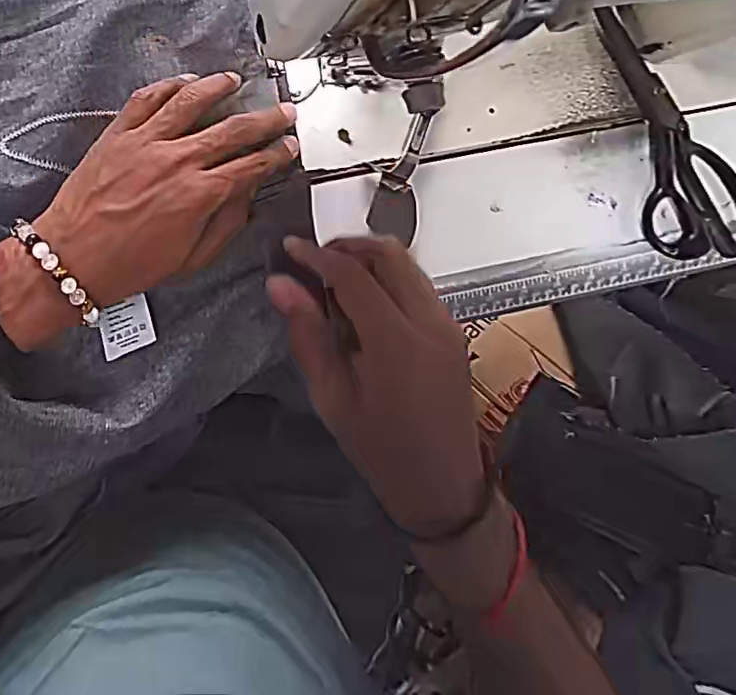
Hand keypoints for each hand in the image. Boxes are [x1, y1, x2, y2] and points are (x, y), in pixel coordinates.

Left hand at [0, 72, 297, 349]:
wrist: (73, 259)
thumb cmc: (127, 264)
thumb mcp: (190, 258)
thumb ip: (225, 224)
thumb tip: (247, 197)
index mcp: (198, 195)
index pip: (251, 164)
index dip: (276, 153)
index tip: (287, 147)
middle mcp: (175, 162)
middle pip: (233, 128)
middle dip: (265, 118)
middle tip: (280, 112)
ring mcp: (144, 143)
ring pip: (191, 101)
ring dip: (218, 87)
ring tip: (234, 81)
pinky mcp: (118, 135)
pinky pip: (147, 100)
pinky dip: (168, 86)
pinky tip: (183, 83)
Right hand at [268, 236, 487, 536]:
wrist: (445, 488)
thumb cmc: (382, 449)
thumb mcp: (331, 396)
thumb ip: (307, 333)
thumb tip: (280, 285)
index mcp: (395, 342)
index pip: (353, 274)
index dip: (317, 254)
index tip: (291, 247)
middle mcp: (429, 323)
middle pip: (388, 254)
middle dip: (348, 246)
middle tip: (315, 259)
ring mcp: (448, 324)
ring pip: (408, 264)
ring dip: (370, 258)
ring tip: (335, 277)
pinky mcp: (455, 331)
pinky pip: (419, 284)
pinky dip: (390, 276)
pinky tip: (366, 299)